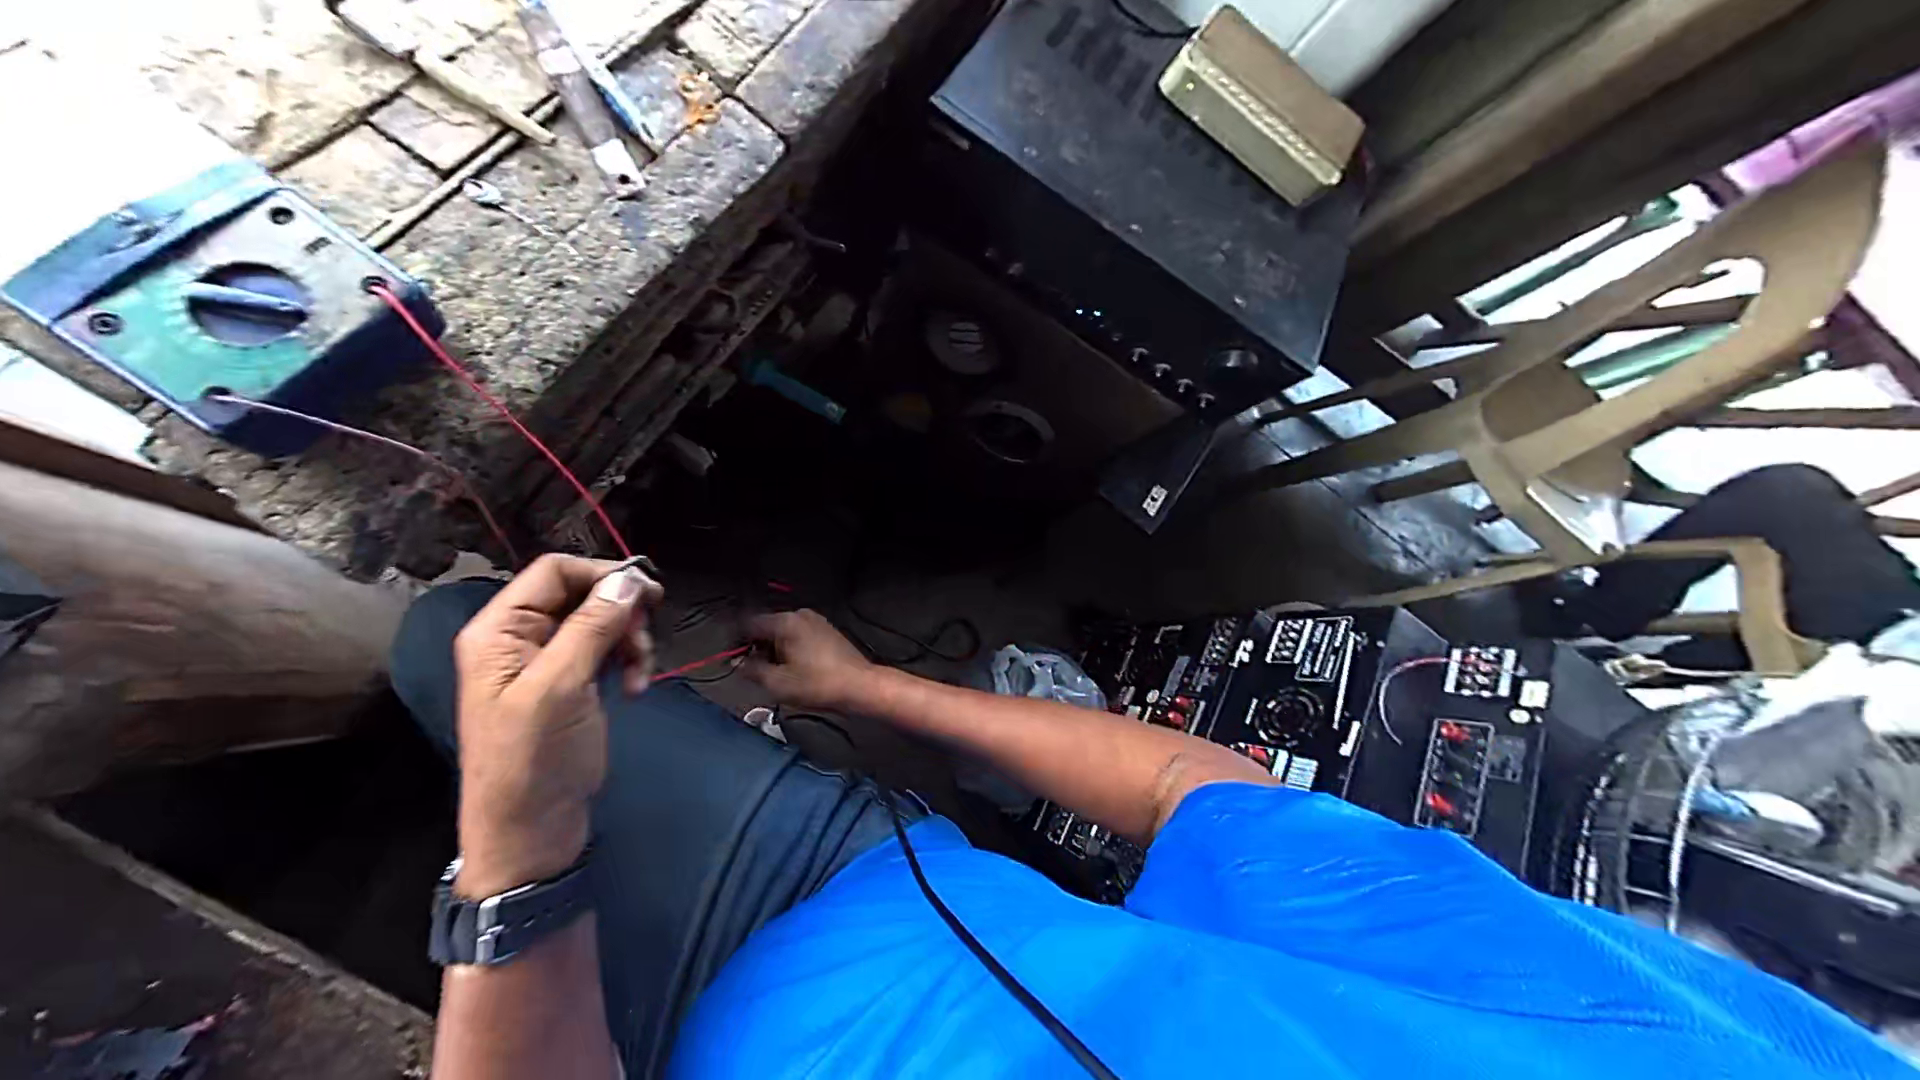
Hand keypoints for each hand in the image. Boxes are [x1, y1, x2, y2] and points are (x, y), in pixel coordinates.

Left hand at [451, 554, 662, 897]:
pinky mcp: (574, 682)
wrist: (532, 831)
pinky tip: (636, 688)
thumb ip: (592, 627)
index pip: (554, 572)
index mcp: (501, 630)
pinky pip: (610, 651)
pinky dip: (630, 663)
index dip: (602, 573)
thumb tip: (631, 578)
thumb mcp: (561, 688)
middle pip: (584, 594)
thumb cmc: (534, 759)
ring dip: (631, 642)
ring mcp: (550, 661)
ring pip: (604, 622)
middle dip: (622, 613)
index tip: (648, 592)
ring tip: (641, 674)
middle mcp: (523, 638)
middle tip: (648, 634)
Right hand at [741, 609, 875, 711]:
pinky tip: (793, 668)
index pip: (749, 624)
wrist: (859, 685)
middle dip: (757, 648)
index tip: (732, 658)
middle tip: (754, 671)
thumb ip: (752, 670)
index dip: (737, 641)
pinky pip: (798, 636)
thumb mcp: (778, 683)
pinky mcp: (826, 631)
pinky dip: (790, 649)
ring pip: (783, 632)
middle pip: (767, 627)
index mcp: (786, 622)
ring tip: (776, 674)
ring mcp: (815, 621)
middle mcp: (800, 615)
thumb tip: (739, 663)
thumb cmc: (820, 684)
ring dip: (774, 650)